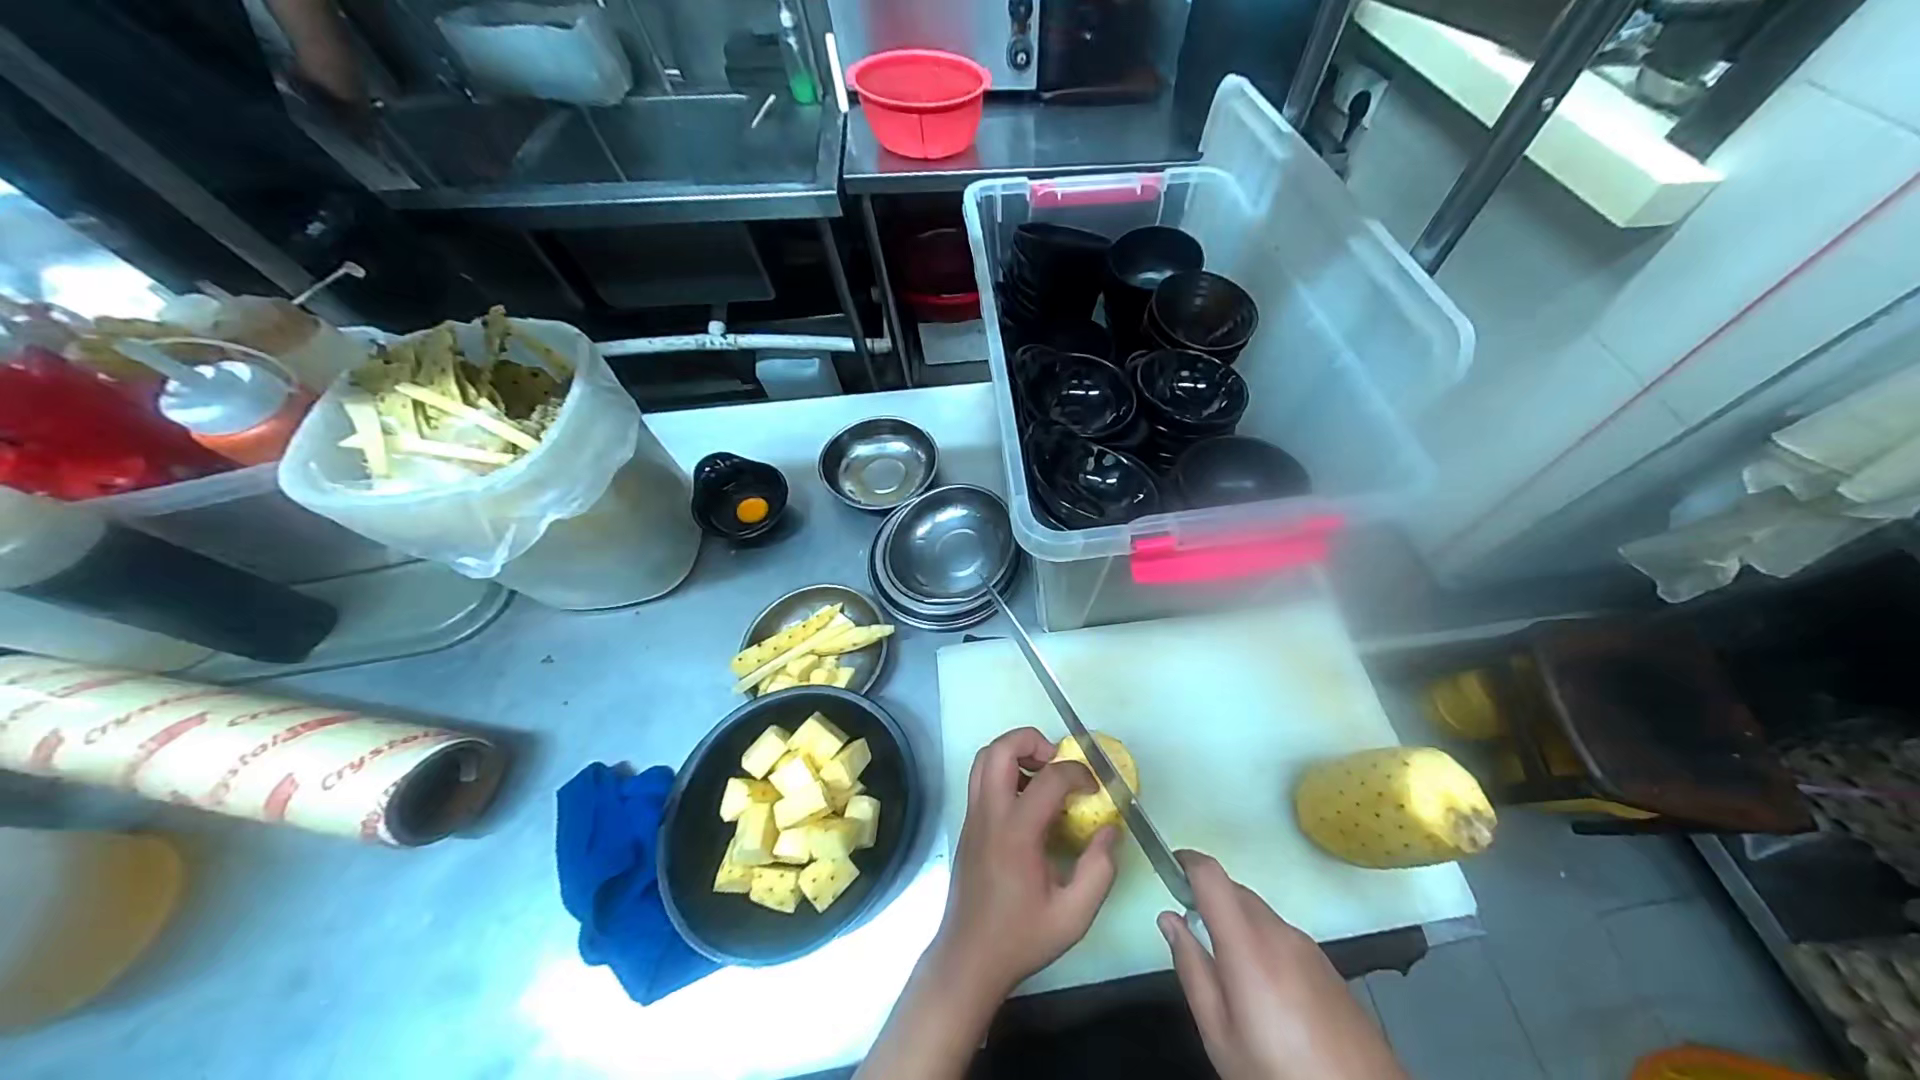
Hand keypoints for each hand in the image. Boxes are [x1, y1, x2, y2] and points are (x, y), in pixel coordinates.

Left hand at [935, 726, 1119, 996]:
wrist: (968, 957)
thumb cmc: (1021, 937)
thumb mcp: (1074, 915)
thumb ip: (1099, 870)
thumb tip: (1110, 830)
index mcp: (1016, 833)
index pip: (1048, 778)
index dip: (1078, 773)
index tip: (1096, 788)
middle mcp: (988, 814)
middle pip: (999, 749)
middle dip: (1031, 740)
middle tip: (1059, 761)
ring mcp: (972, 816)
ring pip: (983, 758)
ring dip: (1014, 752)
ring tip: (1044, 775)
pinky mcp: (967, 824)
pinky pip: (981, 779)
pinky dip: (1004, 771)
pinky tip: (1028, 800)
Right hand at [1160, 852, 1406, 1079]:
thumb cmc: (1279, 1071)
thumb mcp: (1219, 1032)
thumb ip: (1191, 968)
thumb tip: (1169, 920)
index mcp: (1248, 944)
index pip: (1211, 875)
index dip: (1186, 861)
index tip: (1169, 868)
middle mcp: (1280, 933)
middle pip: (1234, 891)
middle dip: (1207, 899)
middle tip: (1192, 937)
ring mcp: (1308, 947)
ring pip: (1258, 913)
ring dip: (1235, 923)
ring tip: (1229, 975)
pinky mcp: (1326, 964)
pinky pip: (1281, 935)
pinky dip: (1261, 942)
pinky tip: (1265, 991)